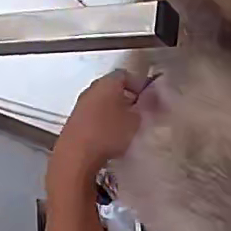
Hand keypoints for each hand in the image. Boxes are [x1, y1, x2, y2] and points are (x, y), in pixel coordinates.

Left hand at [46, 70, 142, 203]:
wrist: (76, 155)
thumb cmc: (110, 133)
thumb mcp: (137, 119)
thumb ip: (148, 104)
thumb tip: (154, 95)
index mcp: (107, 83)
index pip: (126, 74)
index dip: (140, 85)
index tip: (150, 98)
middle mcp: (92, 89)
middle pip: (114, 88)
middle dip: (129, 98)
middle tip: (142, 113)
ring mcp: (81, 105)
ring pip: (104, 101)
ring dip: (117, 110)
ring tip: (129, 126)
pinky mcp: (76, 121)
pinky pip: (96, 114)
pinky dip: (106, 120)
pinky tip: (113, 136)